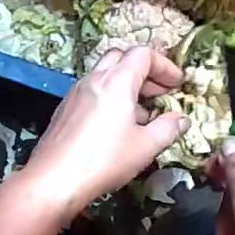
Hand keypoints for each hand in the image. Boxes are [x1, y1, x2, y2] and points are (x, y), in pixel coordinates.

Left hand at [20, 46, 186, 213]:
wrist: (53, 180)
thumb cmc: (103, 161)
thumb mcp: (146, 146)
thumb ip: (168, 128)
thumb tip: (181, 119)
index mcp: (116, 81)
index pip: (143, 54)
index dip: (165, 65)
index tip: (177, 84)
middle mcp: (93, 80)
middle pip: (121, 57)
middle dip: (144, 71)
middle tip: (160, 93)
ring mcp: (75, 94)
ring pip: (104, 75)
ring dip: (126, 86)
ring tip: (143, 114)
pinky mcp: (64, 110)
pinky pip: (91, 93)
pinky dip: (109, 98)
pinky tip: (116, 126)